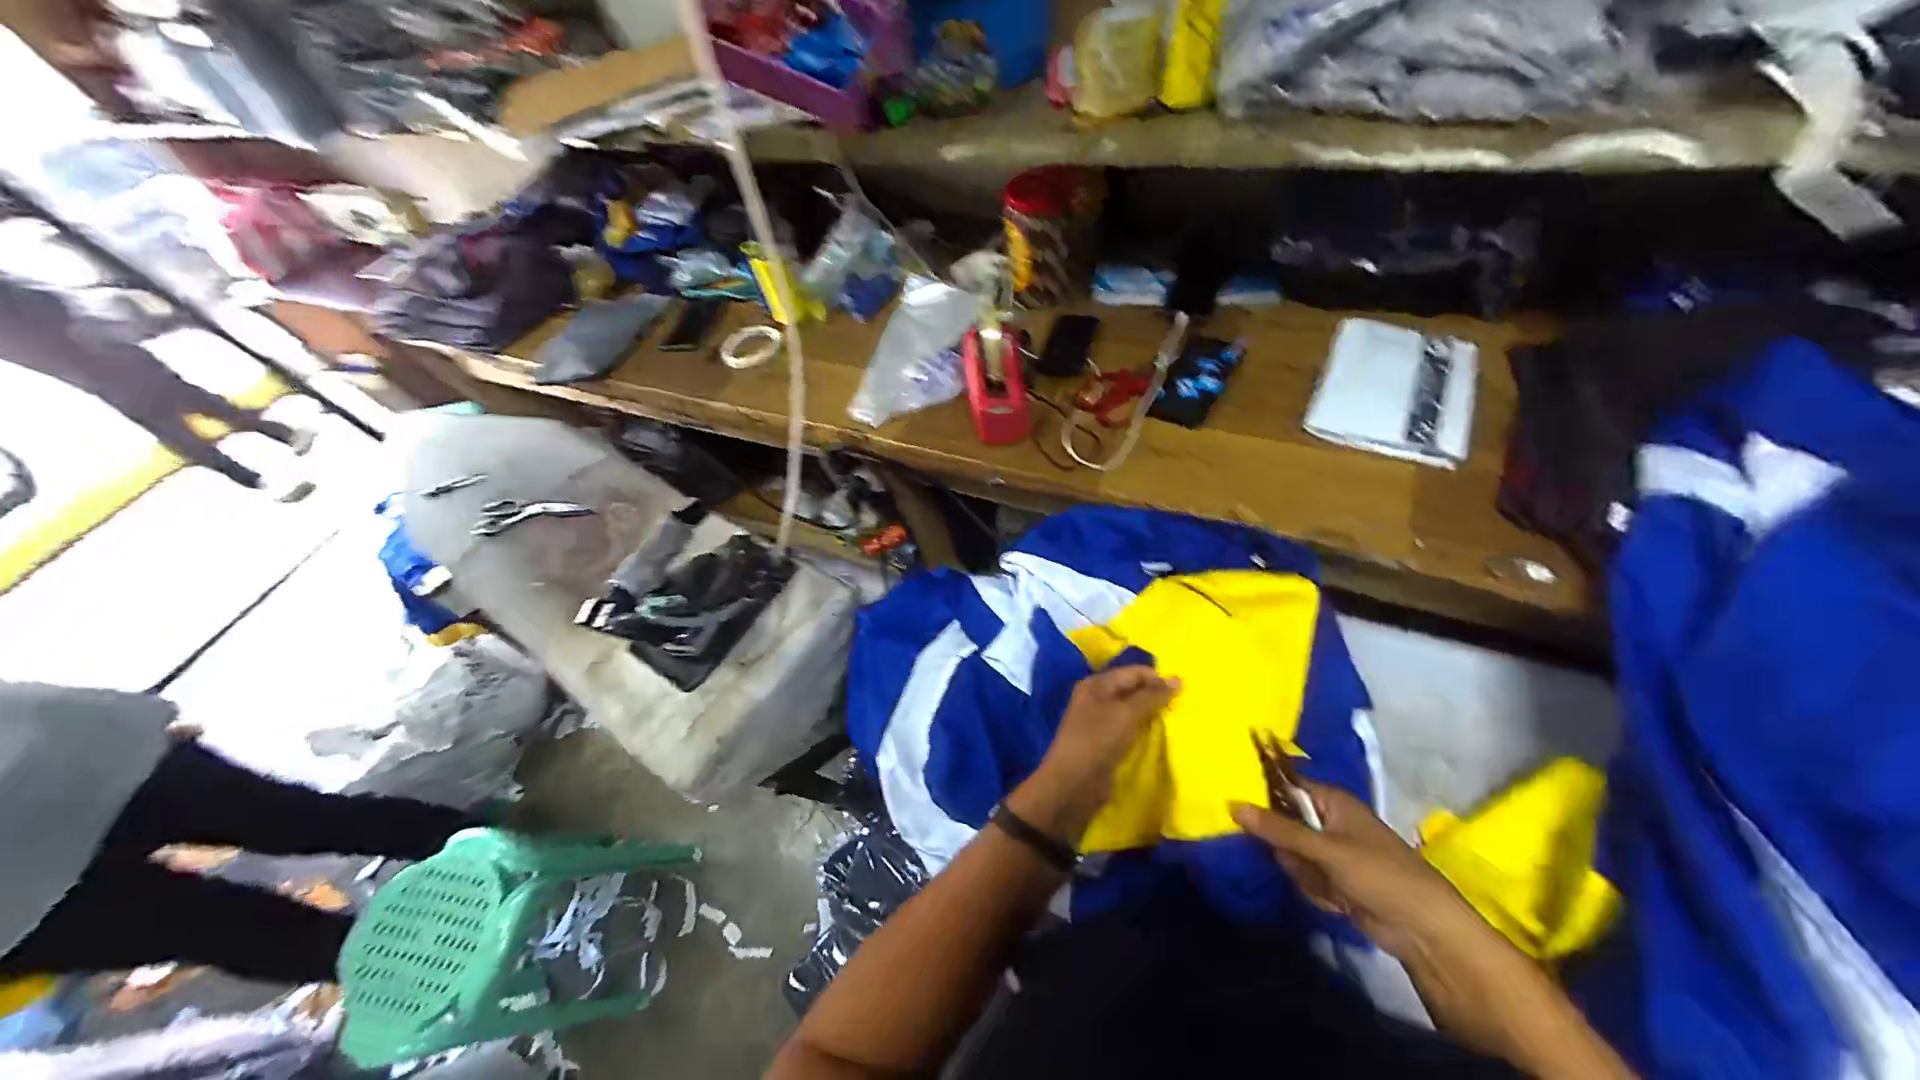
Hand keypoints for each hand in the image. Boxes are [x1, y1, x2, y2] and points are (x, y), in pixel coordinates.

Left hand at [1007, 665, 1176, 844]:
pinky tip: (1161, 735)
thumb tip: (1177, 679)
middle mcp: (1097, 698)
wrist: (1074, 783)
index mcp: (1097, 684)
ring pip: (1133, 710)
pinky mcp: (1107, 742)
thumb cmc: (1097, 740)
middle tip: (1182, 706)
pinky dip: (1145, 730)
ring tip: (1176, 720)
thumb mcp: (1126, 713)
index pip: (1134, 672)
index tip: (1182, 693)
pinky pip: (1131, 729)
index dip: (1158, 679)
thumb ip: (1151, 696)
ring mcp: (1101, 720)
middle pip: (1134, 689)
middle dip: (1156, 696)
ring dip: (1153, 714)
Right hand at [1231, 780, 1492, 965]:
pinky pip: (1305, 876)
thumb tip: (1233, 805)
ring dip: (1303, 873)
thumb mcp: (1325, 849)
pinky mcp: (1334, 879)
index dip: (1263, 794)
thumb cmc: (1379, 874)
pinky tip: (1337, 902)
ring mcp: (1332, 852)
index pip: (1286, 786)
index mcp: (1332, 800)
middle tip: (1300, 860)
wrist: (1423, 929)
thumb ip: (1278, 829)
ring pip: (1291, 854)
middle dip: (1287, 848)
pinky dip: (1315, 890)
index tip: (1239, 805)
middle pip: (1283, 824)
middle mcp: (1330, 821)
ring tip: (1327, 886)